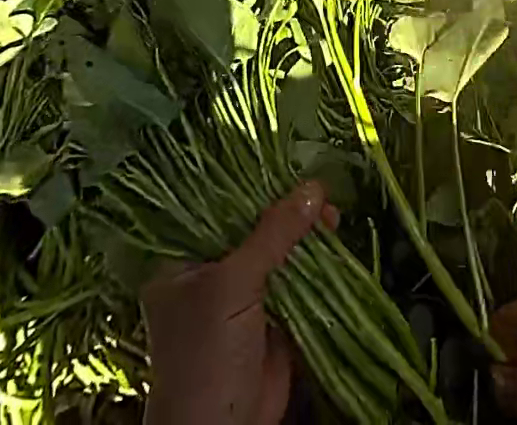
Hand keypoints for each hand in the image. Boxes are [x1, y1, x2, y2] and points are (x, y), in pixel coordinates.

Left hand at [140, 181, 335, 424]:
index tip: (285, 163)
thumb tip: (314, 187)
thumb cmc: (208, 354)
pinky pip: (296, 275)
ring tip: (331, 214)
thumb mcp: (234, 286)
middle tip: (319, 193)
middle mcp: (210, 270)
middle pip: (252, 226)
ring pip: (277, 249)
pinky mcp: (272, 312)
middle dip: (286, 208)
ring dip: (305, 232)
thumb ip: (273, 235)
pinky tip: (334, 239)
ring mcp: (242, 292)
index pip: (216, 207)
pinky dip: (317, 259)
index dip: (251, 185)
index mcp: (183, 260)